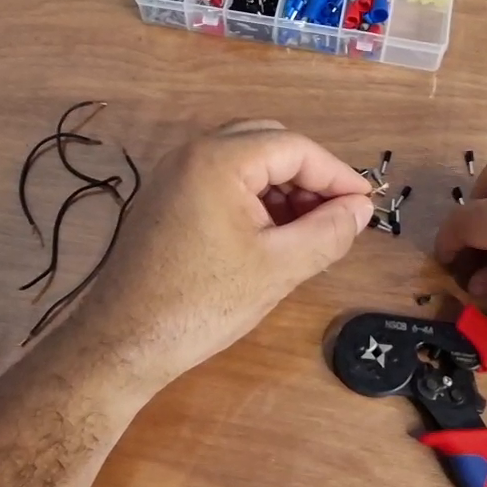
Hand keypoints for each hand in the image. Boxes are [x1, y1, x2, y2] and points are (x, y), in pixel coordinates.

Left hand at [63, 120, 375, 385]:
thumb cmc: (201, 304)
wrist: (121, 343)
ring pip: (245, 162)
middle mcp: (191, 153)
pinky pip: (221, 182)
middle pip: (269, 144)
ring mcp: (173, 175)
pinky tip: (270, 236)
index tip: (365, 205)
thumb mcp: (278, 268)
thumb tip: (360, 208)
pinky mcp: (165, 199)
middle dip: (308, 177)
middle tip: (336, 216)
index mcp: (218, 159)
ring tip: (308, 231)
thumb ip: (328, 232)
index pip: (295, 147)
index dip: (337, 175)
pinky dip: (253, 199)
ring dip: (282, 188)